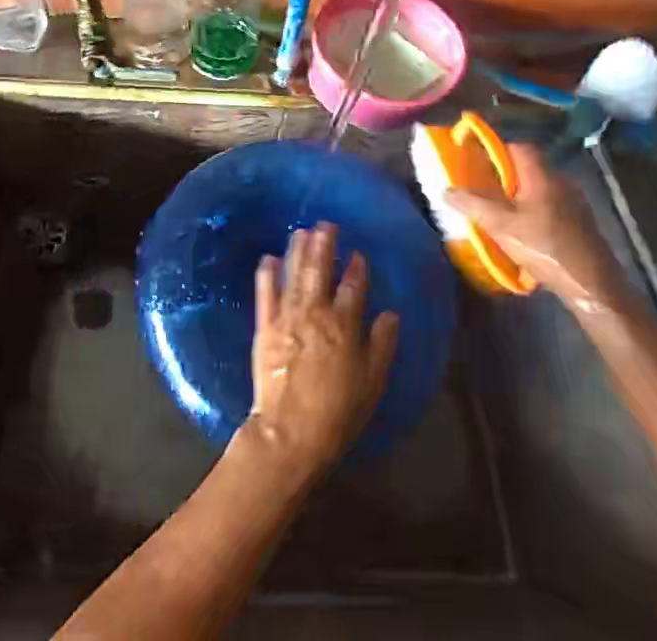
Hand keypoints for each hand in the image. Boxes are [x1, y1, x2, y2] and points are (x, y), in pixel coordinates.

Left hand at [239, 223, 398, 478]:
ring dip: (298, 251)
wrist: (291, 431)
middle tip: (326, 224)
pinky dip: (267, 274)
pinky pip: (265, 294)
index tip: (358, 254)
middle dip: (324, 246)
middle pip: (321, 272)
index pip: (353, 287)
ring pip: (294, 275)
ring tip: (301, 230)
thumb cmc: (338, 410)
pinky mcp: (265, 328)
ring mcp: (287, 318)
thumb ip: (382, 344)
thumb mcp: (372, 381)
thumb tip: (391, 314)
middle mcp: (315, 313)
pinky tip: (269, 258)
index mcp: (344, 325)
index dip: (357, 269)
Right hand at [443, 145, 634, 317]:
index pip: (520, 148)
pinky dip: (533, 212)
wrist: (592, 284)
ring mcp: (574, 203)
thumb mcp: (500, 226)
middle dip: (504, 177)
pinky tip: (523, 233)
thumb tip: (448, 190)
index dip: (498, 151)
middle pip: (529, 169)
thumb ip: (473, 204)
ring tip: (498, 215)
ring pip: (539, 189)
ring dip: (518, 197)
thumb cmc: (544, 248)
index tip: (477, 163)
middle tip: (482, 192)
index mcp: (542, 177)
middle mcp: (561, 183)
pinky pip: (550, 206)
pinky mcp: (579, 223)